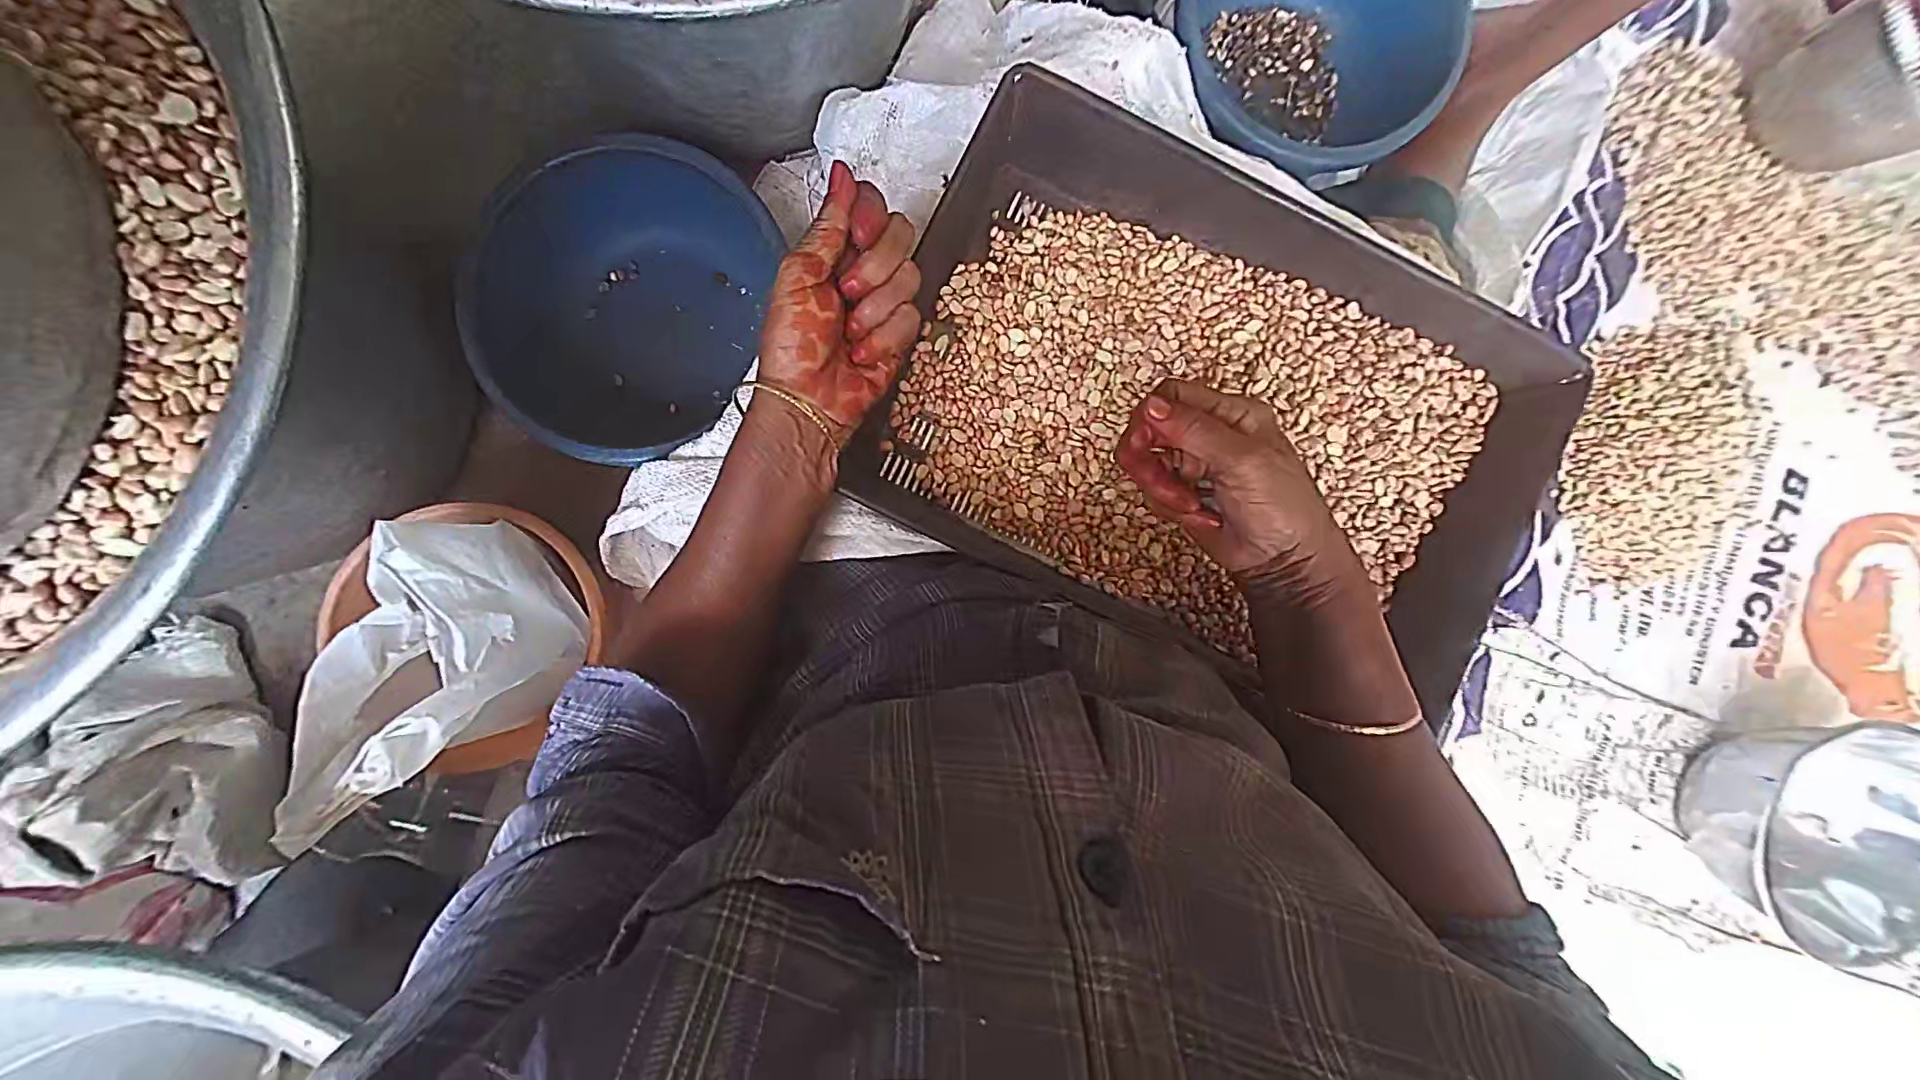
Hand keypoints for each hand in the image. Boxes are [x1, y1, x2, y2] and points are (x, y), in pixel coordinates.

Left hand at [757, 160, 921, 436]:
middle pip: (900, 234)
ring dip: (874, 308)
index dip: (870, 215)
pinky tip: (862, 349)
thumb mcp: (796, 277)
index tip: (856, 236)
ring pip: (909, 277)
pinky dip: (883, 337)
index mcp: (834, 253)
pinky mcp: (900, 334)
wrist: (808, 399)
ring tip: (849, 329)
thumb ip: (826, 229)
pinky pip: (911, 317)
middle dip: (874, 264)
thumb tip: (839, 180)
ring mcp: (884, 303)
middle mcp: (864, 273)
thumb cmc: (792, 350)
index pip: (870, 207)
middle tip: (848, 289)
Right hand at [1115, 378, 1362, 593]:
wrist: (1284, 560)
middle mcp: (1209, 435)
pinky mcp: (1184, 493)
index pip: (1172, 397)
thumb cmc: (1284, 508)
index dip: (1149, 418)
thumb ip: (1194, 429)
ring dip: (1161, 488)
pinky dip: (1168, 506)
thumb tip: (1152, 406)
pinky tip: (1198, 515)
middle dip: (1148, 458)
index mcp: (1230, 414)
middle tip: (1156, 478)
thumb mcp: (1242, 460)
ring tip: (1189, 504)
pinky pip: (1154, 492)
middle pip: (1151, 431)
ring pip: (1148, 463)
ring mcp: (1195, 465)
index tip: (1144, 442)